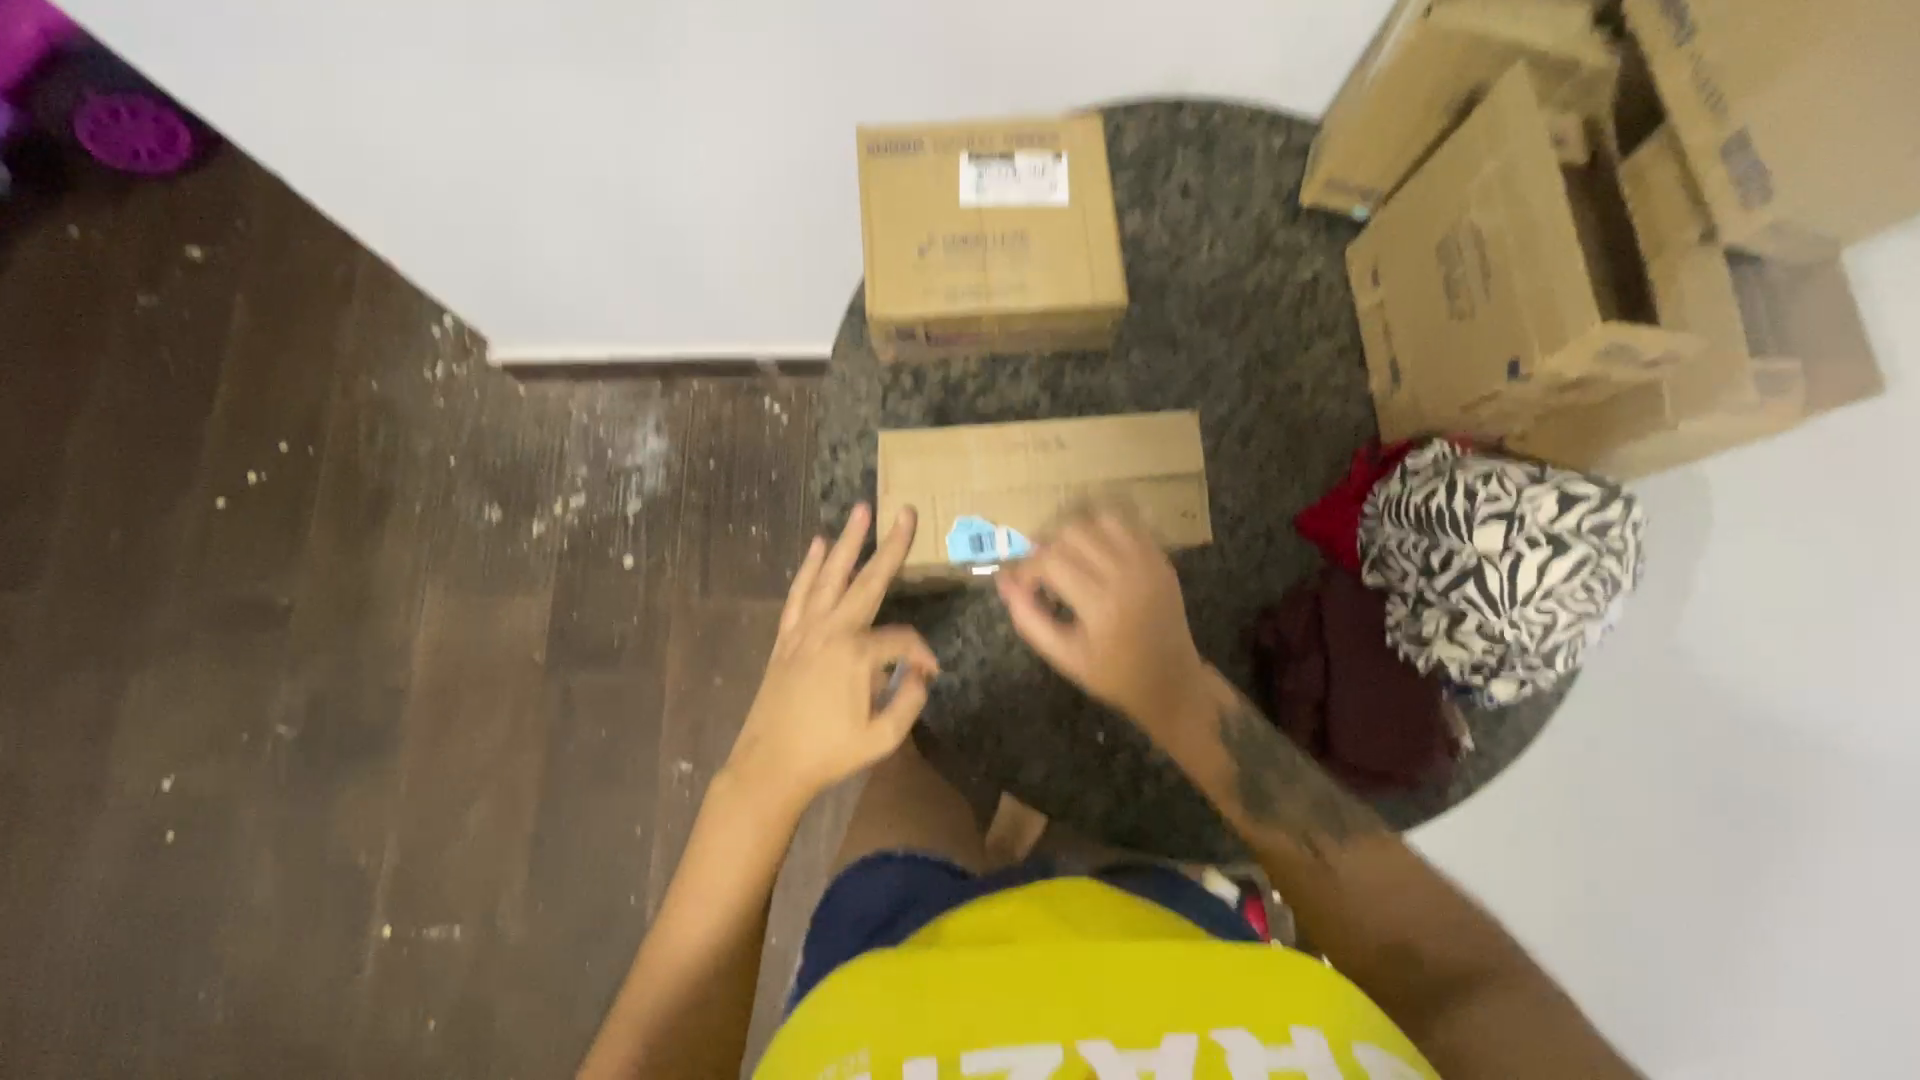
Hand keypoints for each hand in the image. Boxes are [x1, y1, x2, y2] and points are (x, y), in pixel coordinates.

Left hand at [724, 503, 939, 809]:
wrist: (770, 766)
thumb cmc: (829, 754)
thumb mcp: (883, 737)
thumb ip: (910, 700)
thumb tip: (922, 673)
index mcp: (858, 655)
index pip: (904, 641)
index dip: (922, 656)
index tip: (930, 674)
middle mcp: (831, 631)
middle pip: (867, 582)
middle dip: (890, 546)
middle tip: (904, 512)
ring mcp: (804, 631)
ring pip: (829, 576)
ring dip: (846, 542)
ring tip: (860, 511)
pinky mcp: (786, 638)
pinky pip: (799, 594)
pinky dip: (809, 568)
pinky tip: (817, 545)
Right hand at [996, 503, 1206, 733]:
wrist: (1171, 680)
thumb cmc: (1113, 674)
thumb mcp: (1063, 656)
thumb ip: (1028, 618)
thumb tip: (1003, 580)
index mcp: (1100, 604)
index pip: (1049, 560)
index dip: (1027, 569)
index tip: (1025, 587)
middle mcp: (1126, 574)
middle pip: (1072, 531)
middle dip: (1049, 548)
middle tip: (1046, 574)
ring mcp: (1147, 562)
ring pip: (1099, 519)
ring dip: (1077, 534)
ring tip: (1071, 559)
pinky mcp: (1160, 558)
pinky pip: (1127, 525)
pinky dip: (1104, 531)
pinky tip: (1096, 555)